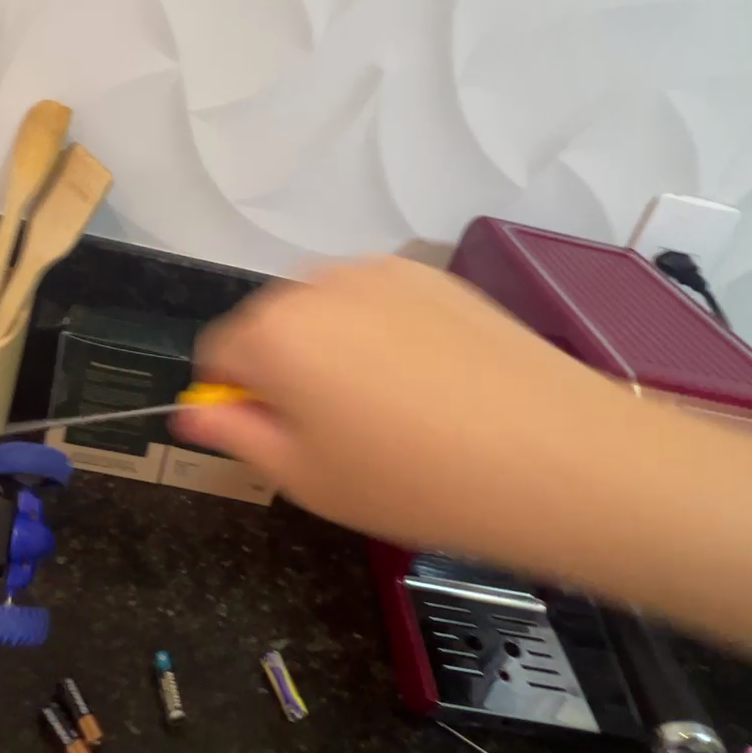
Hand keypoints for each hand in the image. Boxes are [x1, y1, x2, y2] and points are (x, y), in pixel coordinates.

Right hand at [174, 257, 644, 557]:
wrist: (556, 455)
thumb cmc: (413, 481)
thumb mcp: (305, 477)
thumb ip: (235, 434)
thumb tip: (195, 411)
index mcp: (274, 334)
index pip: (217, 353)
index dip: (236, 398)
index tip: (273, 434)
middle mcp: (317, 284)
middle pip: (270, 325)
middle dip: (282, 369)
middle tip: (334, 429)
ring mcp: (380, 271)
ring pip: (324, 310)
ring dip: (330, 348)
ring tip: (388, 406)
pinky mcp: (432, 273)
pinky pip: (376, 300)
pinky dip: (378, 332)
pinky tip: (426, 380)